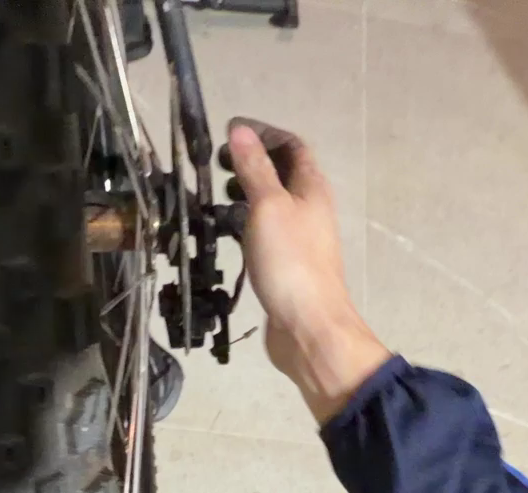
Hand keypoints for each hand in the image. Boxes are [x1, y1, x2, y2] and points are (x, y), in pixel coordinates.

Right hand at [225, 118, 390, 423]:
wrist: (309, 327)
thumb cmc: (291, 263)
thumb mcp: (268, 206)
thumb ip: (254, 169)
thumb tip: (241, 130)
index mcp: (312, 189)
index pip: (292, 146)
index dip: (264, 134)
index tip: (231, 132)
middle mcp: (310, 211)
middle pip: (282, 176)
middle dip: (251, 165)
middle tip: (218, 167)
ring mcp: (299, 243)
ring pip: (272, 208)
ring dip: (246, 198)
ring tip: (215, 199)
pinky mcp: (286, 269)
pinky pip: (265, 238)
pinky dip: (246, 229)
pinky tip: (226, 237)